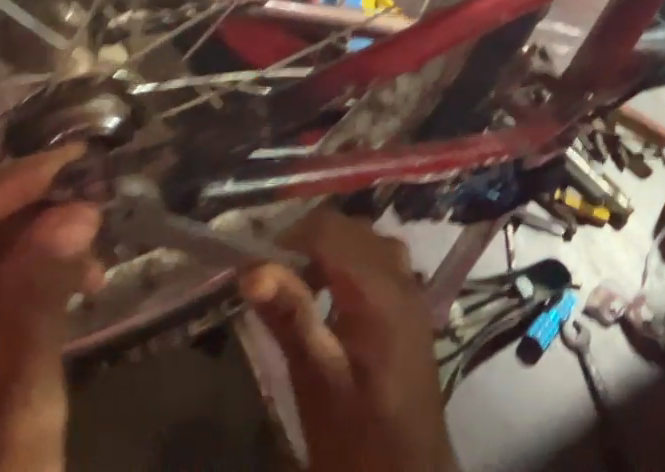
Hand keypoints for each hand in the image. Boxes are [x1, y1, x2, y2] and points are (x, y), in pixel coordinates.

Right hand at [239, 210, 456, 471]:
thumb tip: (251, 268)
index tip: (256, 266)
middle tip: (273, 276)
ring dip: (331, 249)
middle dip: (307, 241)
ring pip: (367, 241)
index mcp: (378, 295)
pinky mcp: (413, 309)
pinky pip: (383, 261)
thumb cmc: (357, 435)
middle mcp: (402, 281)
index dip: (288, 237)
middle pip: (350, 229)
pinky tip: (331, 297)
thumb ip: (288, 316)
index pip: (329, 230)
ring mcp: (413, 293)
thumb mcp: (314, 380)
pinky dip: (353, 262)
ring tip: (300, 284)